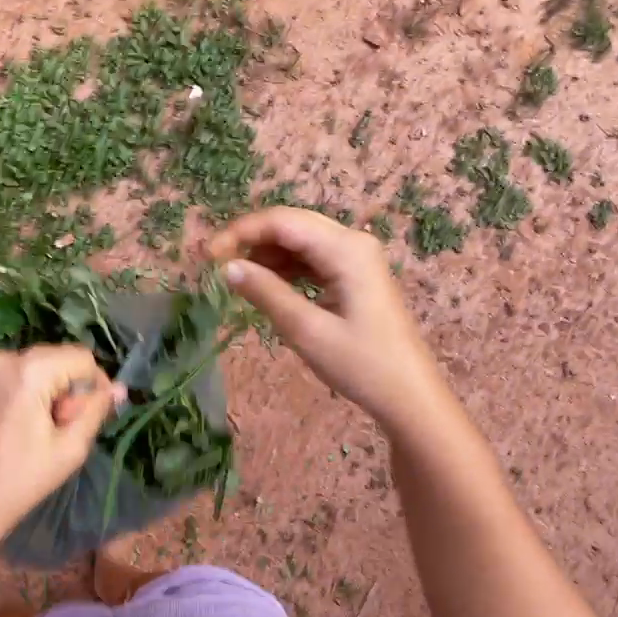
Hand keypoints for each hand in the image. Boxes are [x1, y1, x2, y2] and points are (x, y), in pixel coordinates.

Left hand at [0, 345, 118, 542]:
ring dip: (45, 390)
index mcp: (27, 371)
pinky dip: (22, 391)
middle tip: (60, 427)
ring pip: (33, 366)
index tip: (89, 416)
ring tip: (37, 429)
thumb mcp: (70, 448)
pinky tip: (16, 425)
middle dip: (67, 388)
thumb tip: (118, 388)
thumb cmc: (21, 480)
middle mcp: (1, 358)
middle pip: (55, 358)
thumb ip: (95, 410)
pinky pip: (10, 375)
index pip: (81, 357)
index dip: (95, 384)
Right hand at [209, 206, 443, 428]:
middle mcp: (353, 242)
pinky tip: (267, 286)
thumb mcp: (306, 330)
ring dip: (267, 254)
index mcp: (346, 249)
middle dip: (251, 239)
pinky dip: (286, 268)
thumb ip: (266, 293)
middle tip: (216, 264)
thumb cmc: (361, 365)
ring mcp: (357, 257)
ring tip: (238, 279)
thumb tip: (228, 267)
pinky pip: (312, 258)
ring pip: (300, 240)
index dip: (241, 232)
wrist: (409, 395)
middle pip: (291, 224)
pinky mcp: (355, 275)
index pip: (282, 221)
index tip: (208, 256)